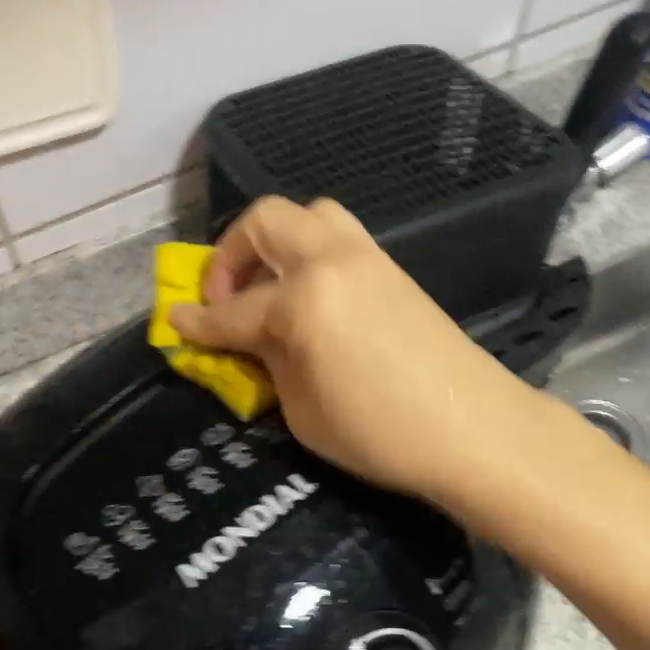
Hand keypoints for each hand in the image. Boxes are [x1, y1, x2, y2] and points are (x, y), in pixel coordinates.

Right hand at [172, 197, 533, 501]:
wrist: (473, 430)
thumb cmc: (379, 434)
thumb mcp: (301, 411)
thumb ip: (266, 362)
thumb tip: (246, 339)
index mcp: (302, 300)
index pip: (233, 310)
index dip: (198, 322)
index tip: (175, 323)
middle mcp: (331, 260)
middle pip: (265, 222)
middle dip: (230, 255)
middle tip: (225, 298)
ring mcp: (367, 257)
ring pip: (307, 215)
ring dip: (273, 243)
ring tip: (266, 289)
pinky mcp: (392, 269)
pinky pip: (336, 238)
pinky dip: (307, 254)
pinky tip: (307, 300)